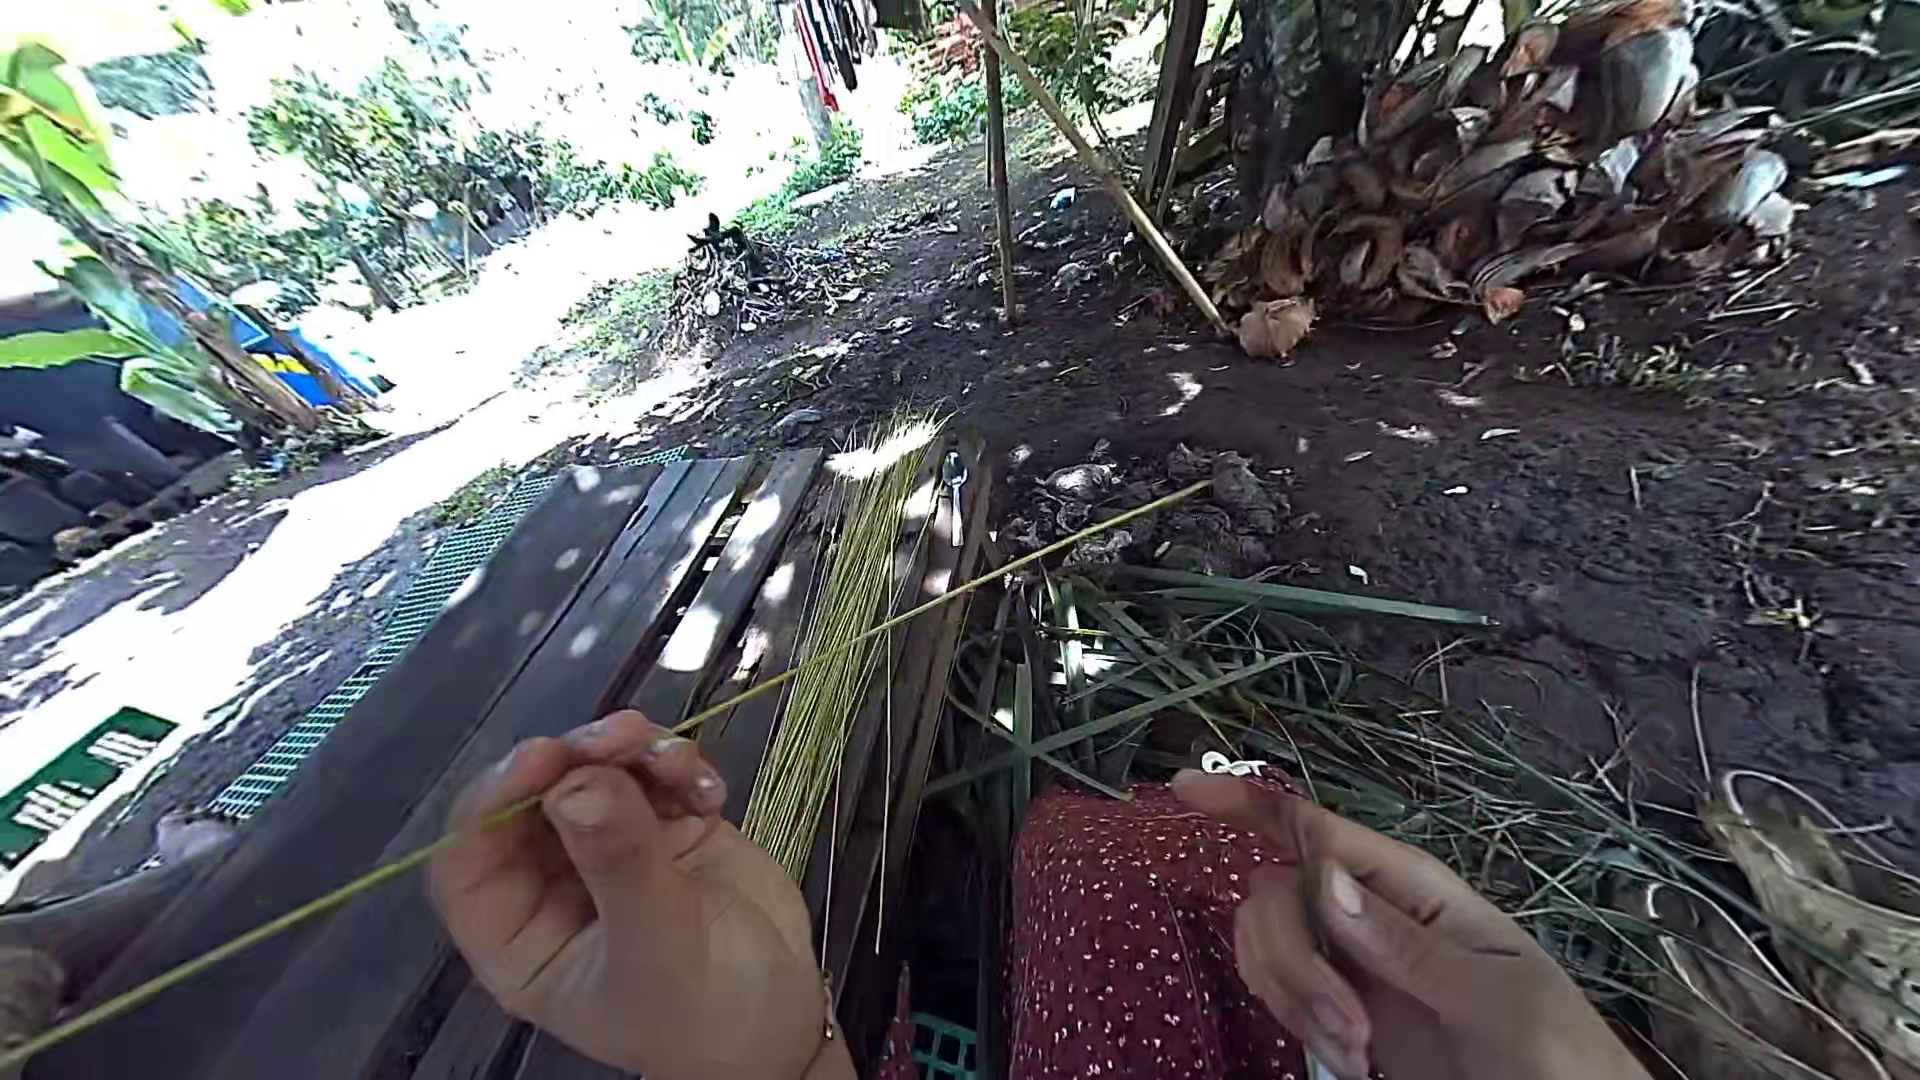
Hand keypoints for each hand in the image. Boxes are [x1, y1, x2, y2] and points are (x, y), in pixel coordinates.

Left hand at [429, 710, 837, 1079]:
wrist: (781, 1006)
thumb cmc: (703, 1004)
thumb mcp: (656, 942)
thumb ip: (619, 862)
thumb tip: (576, 785)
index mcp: (525, 932)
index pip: (475, 860)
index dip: (497, 800)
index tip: (546, 755)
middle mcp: (565, 882)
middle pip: (549, 797)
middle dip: (586, 756)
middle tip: (629, 732)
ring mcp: (625, 847)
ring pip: (611, 774)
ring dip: (645, 755)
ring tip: (685, 762)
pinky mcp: (677, 825)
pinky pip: (667, 777)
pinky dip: (689, 769)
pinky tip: (715, 792)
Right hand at [1174, 770, 1650, 1079]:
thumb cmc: (1560, 1067)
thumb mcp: (1509, 1011)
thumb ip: (1414, 945)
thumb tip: (1323, 878)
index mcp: (1403, 884)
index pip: (1308, 825)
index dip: (1240, 798)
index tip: (1182, 788)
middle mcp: (1355, 903)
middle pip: (1274, 889)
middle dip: (1294, 957)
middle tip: (1351, 1032)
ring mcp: (1335, 950)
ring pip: (1258, 932)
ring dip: (1291, 992)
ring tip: (1355, 1052)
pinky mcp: (1320, 994)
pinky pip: (1264, 975)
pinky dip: (1287, 1012)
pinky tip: (1341, 1055)